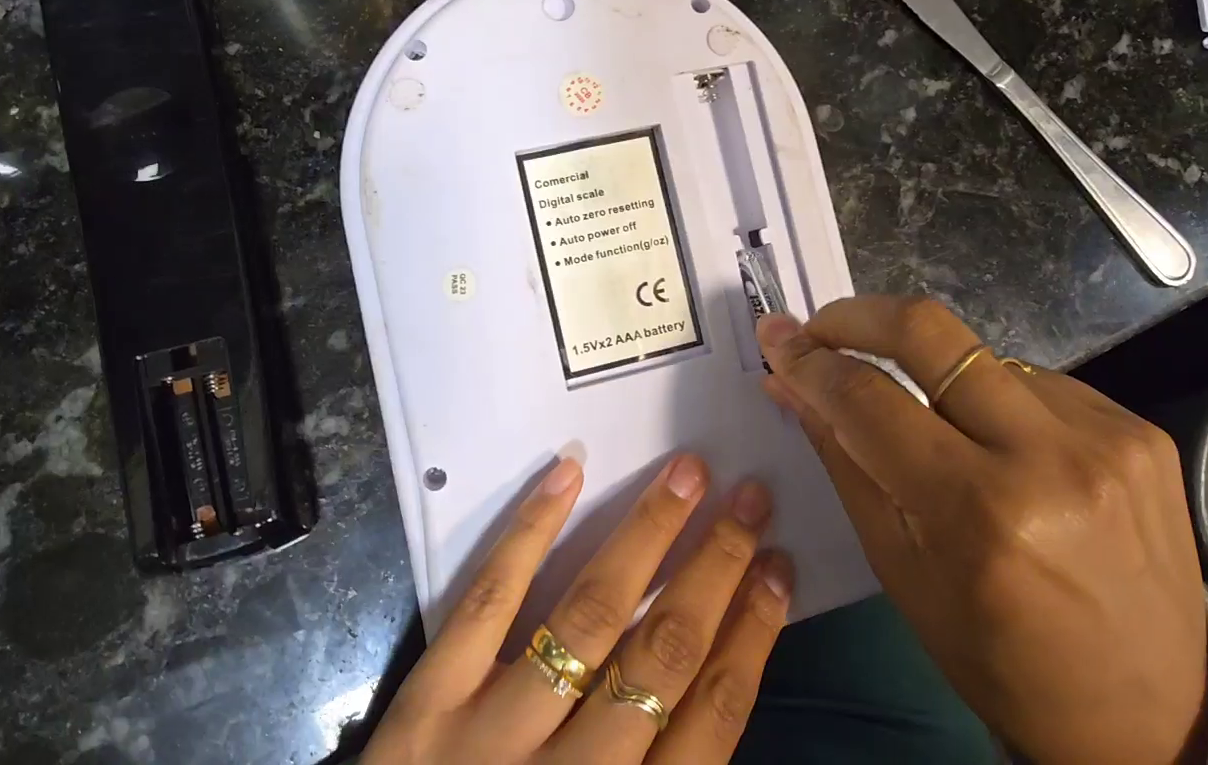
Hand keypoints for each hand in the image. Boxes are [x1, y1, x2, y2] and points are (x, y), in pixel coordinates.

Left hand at [362, 453, 793, 764]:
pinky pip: (488, 603)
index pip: (713, 715)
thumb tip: (719, 667)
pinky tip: (569, 473)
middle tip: (751, 496)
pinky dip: (530, 533)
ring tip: (688, 473)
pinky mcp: (429, 702)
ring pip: (589, 615)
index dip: (753, 632)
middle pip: (663, 652)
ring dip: (646, 535)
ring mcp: (494, 733)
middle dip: (716, 566)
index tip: (779, 565)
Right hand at [758, 297, 1207, 764]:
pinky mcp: (1140, 429)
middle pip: (930, 333)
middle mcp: (1048, 459)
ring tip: (927, 418)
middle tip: (823, 327)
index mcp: (976, 514)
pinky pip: (1035, 384)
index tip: (777, 336)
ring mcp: (1106, 436)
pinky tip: (998, 445)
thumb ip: (844, 459)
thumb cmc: (996, 657)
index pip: (868, 400)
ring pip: (981, 355)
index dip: (810, 361)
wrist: (1146, 713)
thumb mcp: (900, 569)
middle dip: (859, 316)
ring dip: (932, 370)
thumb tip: (791, 384)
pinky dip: (994, 400)